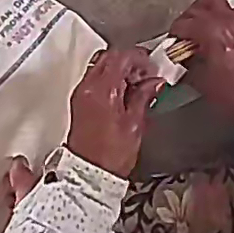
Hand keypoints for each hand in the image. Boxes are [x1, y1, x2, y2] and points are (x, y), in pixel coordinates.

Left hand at [65, 49, 162, 177]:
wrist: (89, 175)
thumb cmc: (110, 155)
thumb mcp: (135, 123)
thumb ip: (144, 96)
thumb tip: (154, 83)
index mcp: (102, 90)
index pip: (121, 57)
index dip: (140, 57)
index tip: (152, 65)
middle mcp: (88, 88)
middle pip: (108, 57)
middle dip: (129, 60)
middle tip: (147, 73)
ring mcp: (81, 94)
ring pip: (101, 66)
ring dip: (119, 69)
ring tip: (138, 84)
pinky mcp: (80, 103)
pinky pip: (95, 80)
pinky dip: (110, 80)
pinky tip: (124, 94)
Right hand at [169, 0, 233, 120]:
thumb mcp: (200, 80)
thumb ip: (187, 63)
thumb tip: (182, 59)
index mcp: (212, 32)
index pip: (185, 23)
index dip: (175, 32)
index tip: (172, 40)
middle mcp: (227, 24)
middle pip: (200, 7)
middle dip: (187, 18)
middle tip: (181, 31)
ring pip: (217, 4)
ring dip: (204, 11)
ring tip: (196, 25)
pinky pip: (229, 14)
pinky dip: (218, 17)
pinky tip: (213, 31)